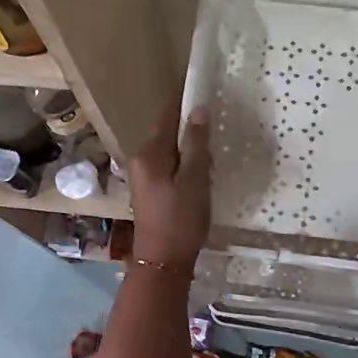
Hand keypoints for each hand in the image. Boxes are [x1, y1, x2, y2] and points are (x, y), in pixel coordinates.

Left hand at [129, 105, 210, 268]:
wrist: (163, 262)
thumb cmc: (181, 220)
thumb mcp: (195, 179)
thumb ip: (196, 144)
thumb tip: (199, 109)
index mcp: (148, 153)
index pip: (166, 116)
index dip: (185, 104)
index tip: (207, 96)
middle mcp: (139, 160)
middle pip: (166, 134)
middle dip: (190, 130)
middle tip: (218, 130)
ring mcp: (142, 177)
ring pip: (169, 152)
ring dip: (189, 150)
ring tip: (213, 153)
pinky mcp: (149, 192)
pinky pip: (168, 168)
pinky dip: (184, 166)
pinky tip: (201, 175)